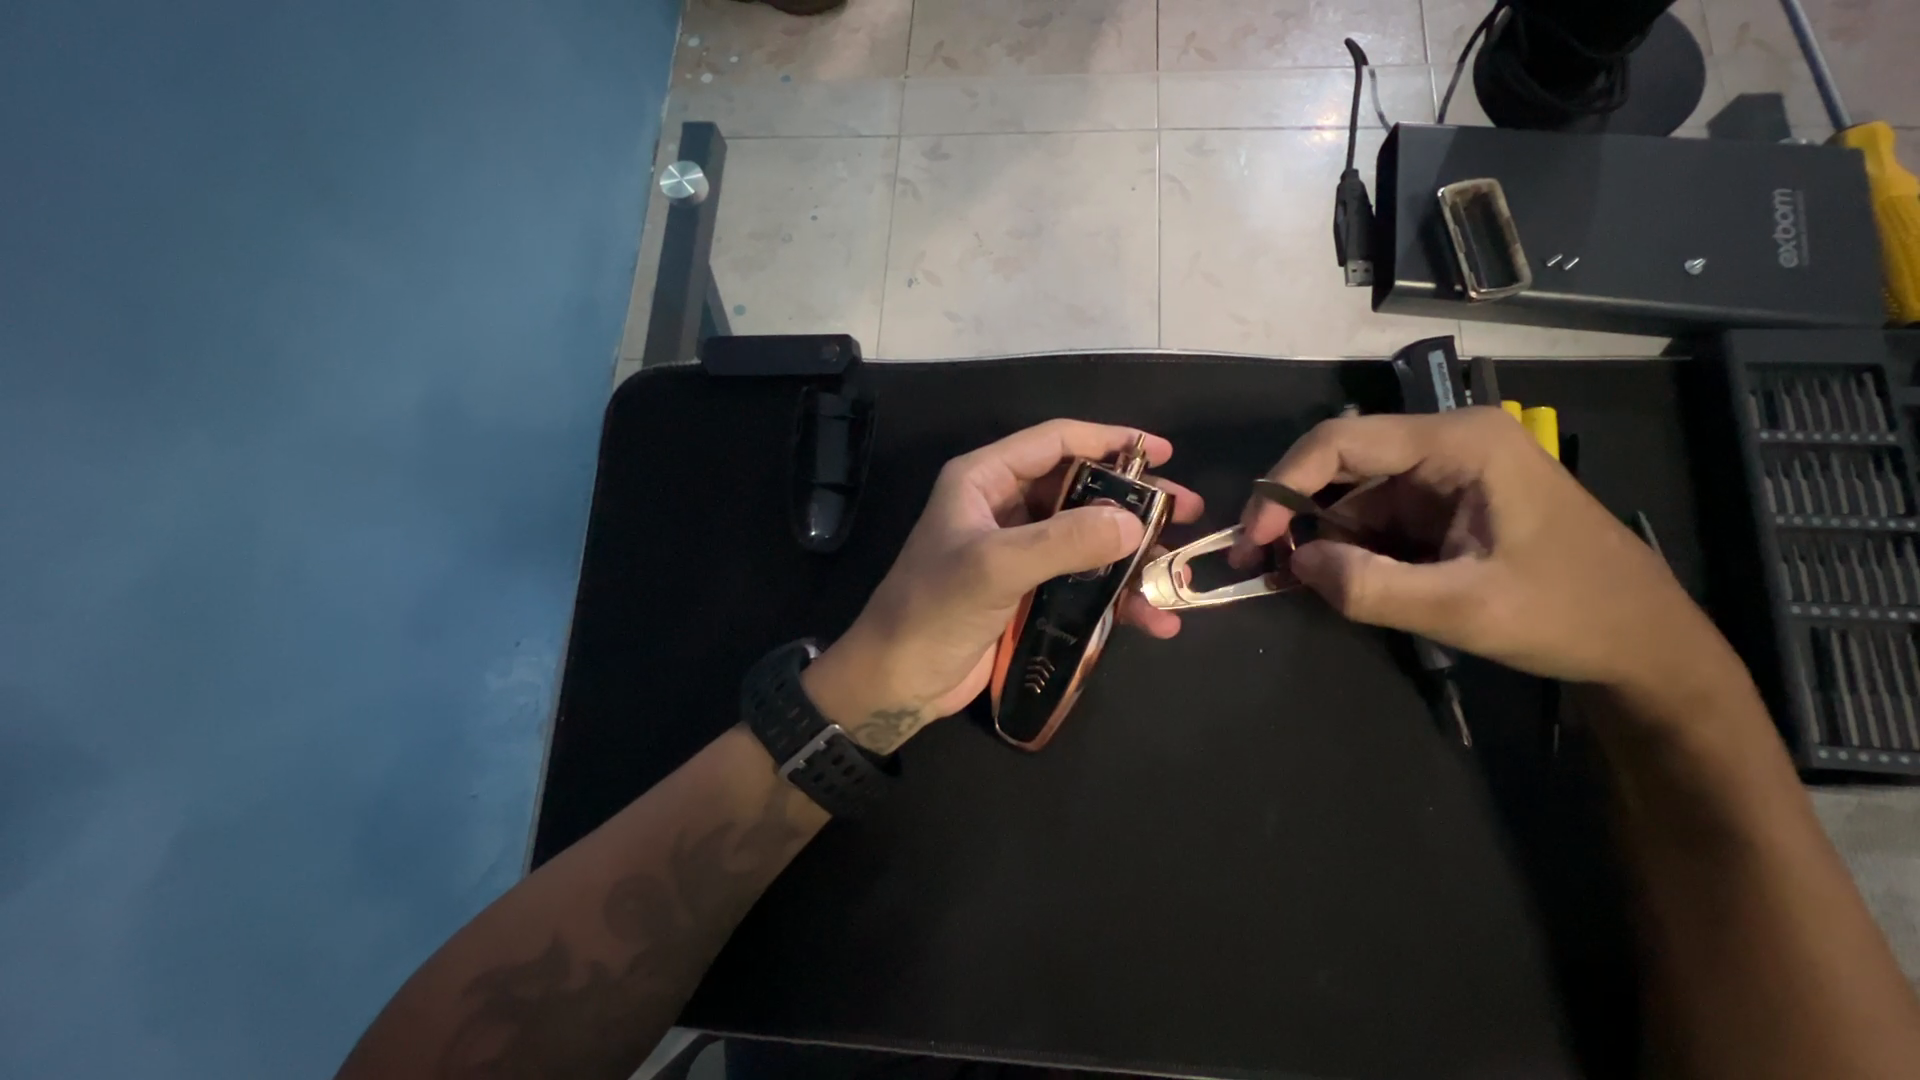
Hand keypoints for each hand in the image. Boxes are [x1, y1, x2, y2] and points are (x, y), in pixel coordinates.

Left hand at [802, 419, 1203, 753]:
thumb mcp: (996, 566)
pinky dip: (1116, 598)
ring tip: (1178, 576)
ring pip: (1086, 539)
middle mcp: (1002, 508)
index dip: (1110, 441)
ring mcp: (1016, 553)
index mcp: (983, 481)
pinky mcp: (1026, 593)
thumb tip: (1134, 523)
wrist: (897, 681)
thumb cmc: (933, 611)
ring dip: (1132, 558)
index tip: (1163, 453)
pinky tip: (1153, 620)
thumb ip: (1064, 540)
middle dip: (1133, 503)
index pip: (1055, 442)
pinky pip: (1080, 582)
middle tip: (1186, 513)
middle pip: (1080, 490)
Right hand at [1232, 408, 1745, 705]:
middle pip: (1341, 466)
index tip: (1253, 541)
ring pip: (1352, 497)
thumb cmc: (1570, 614)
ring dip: (1316, 540)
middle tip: (1256, 566)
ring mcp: (1446, 476)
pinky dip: (1345, 551)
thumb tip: (1294, 565)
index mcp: (1460, 443)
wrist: (1646, 645)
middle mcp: (1447, 445)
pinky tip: (1326, 582)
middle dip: (1292, 515)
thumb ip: (1371, 587)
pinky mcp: (1445, 508)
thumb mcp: (1465, 609)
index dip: (1283, 487)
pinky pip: (1376, 521)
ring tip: (1286, 583)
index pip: (1340, 442)